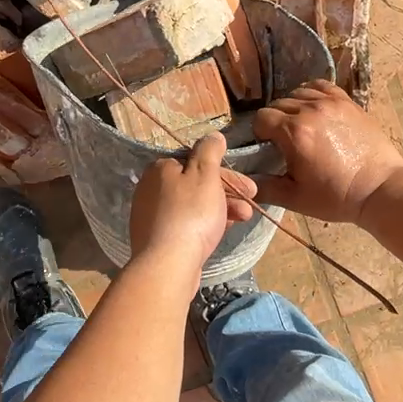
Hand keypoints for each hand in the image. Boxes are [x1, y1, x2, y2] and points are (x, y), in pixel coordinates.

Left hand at [129, 134, 256, 264]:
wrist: (168, 265)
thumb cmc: (190, 214)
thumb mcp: (205, 174)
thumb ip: (210, 151)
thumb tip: (213, 136)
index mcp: (160, 168)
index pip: (197, 163)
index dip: (226, 173)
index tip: (248, 186)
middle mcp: (151, 188)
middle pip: (195, 185)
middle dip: (227, 193)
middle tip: (251, 204)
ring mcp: (151, 216)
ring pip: (193, 206)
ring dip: (221, 209)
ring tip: (244, 219)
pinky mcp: (156, 240)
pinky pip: (185, 225)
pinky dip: (204, 225)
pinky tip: (219, 233)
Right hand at [252, 80, 402, 222]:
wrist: (380, 190)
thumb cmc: (336, 196)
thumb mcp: (296, 198)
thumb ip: (265, 187)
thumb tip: (243, 181)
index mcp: (293, 133)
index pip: (262, 118)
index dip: (261, 133)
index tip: (269, 147)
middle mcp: (309, 110)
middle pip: (277, 105)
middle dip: (276, 121)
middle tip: (285, 141)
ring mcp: (330, 102)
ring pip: (297, 94)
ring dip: (293, 108)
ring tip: (302, 126)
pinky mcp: (347, 101)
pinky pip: (320, 86)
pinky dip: (311, 94)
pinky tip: (314, 109)